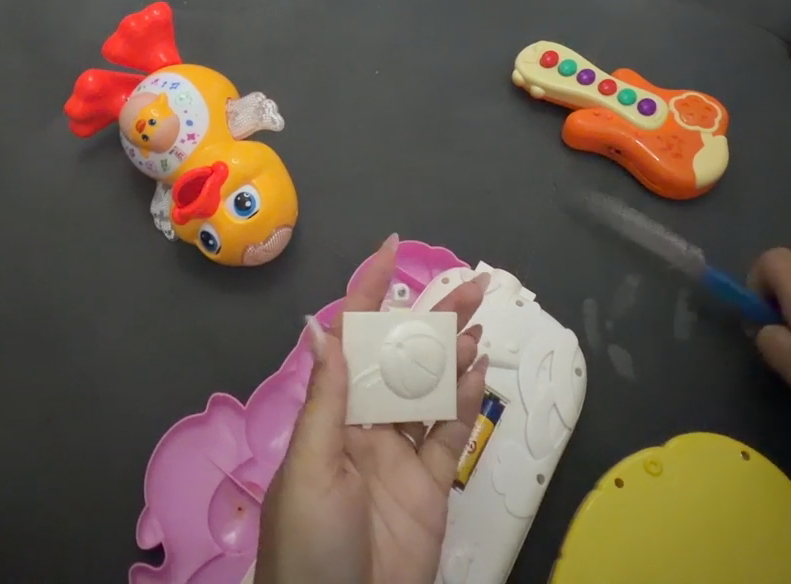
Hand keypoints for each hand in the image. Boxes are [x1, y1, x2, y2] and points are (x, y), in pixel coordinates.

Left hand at [255, 235, 488, 583]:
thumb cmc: (310, 541)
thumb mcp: (311, 466)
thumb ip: (327, 396)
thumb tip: (322, 326)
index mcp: (332, 410)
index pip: (353, 336)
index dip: (371, 290)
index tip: (393, 249)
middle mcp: (366, 421)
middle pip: (404, 357)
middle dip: (434, 318)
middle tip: (474, 285)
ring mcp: (400, 451)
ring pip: (432, 389)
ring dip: (454, 354)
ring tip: (480, 324)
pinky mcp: (429, 484)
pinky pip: (449, 434)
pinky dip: (465, 402)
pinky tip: (479, 373)